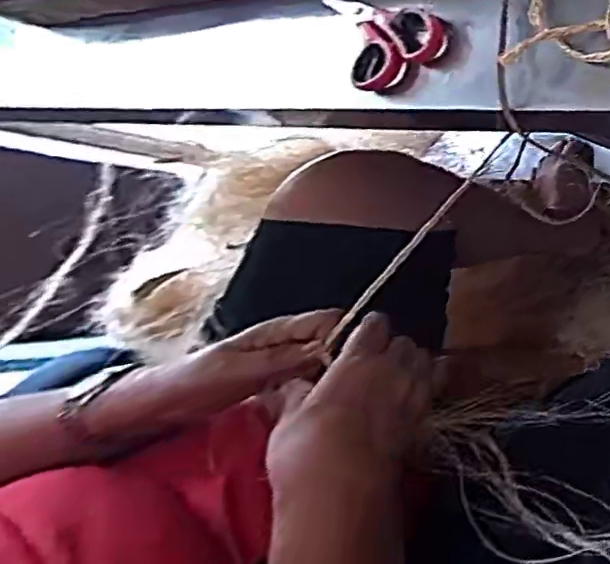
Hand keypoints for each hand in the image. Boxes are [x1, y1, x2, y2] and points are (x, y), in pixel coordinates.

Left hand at [89, 309, 340, 439]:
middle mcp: (288, 341)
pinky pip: (307, 375)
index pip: (333, 320)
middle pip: (333, 338)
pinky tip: (312, 400)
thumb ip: (281, 359)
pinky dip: (314, 385)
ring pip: (323, 358)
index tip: (348, 362)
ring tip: (329, 394)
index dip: (347, 336)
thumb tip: (331, 349)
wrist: (138, 412)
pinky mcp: (275, 380)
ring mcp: (281, 361)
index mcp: (281, 329)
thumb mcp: (232, 372)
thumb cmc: (184, 386)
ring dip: (329, 373)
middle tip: (340, 383)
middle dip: (342, 356)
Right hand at [266, 314, 431, 500]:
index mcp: (359, 360)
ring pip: (423, 356)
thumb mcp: (289, 419)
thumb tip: (293, 383)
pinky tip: (415, 392)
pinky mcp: (428, 405)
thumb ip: (297, 393)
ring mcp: (416, 383)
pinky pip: (436, 379)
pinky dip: (429, 380)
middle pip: (402, 342)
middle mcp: (394, 364)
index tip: (362, 334)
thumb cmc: (306, 449)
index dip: (369, 328)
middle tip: (372, 366)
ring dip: (411, 362)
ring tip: (394, 378)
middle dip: (389, 349)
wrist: (344, 482)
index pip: (374, 325)